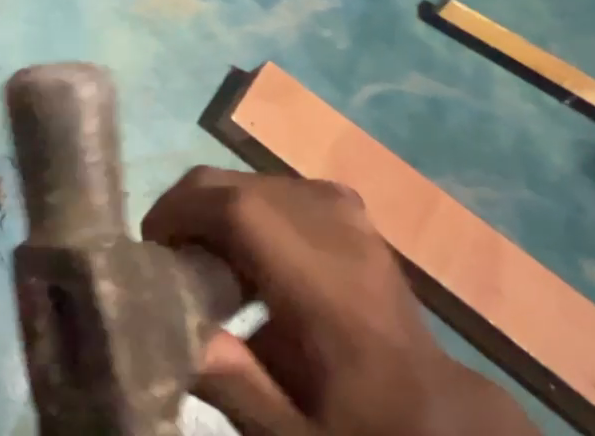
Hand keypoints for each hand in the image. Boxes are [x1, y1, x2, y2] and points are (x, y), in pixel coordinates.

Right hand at [141, 167, 538, 435]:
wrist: (443, 418)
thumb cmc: (365, 426)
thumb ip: (236, 386)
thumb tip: (171, 327)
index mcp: (328, 290)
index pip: (239, 210)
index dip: (179, 212)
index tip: (151, 248)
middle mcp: (339, 237)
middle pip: (237, 186)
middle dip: (186, 210)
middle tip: (167, 258)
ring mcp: (350, 220)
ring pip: (252, 183)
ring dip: (214, 211)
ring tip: (202, 262)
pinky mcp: (352, 219)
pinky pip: (276, 191)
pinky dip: (244, 212)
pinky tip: (244, 260)